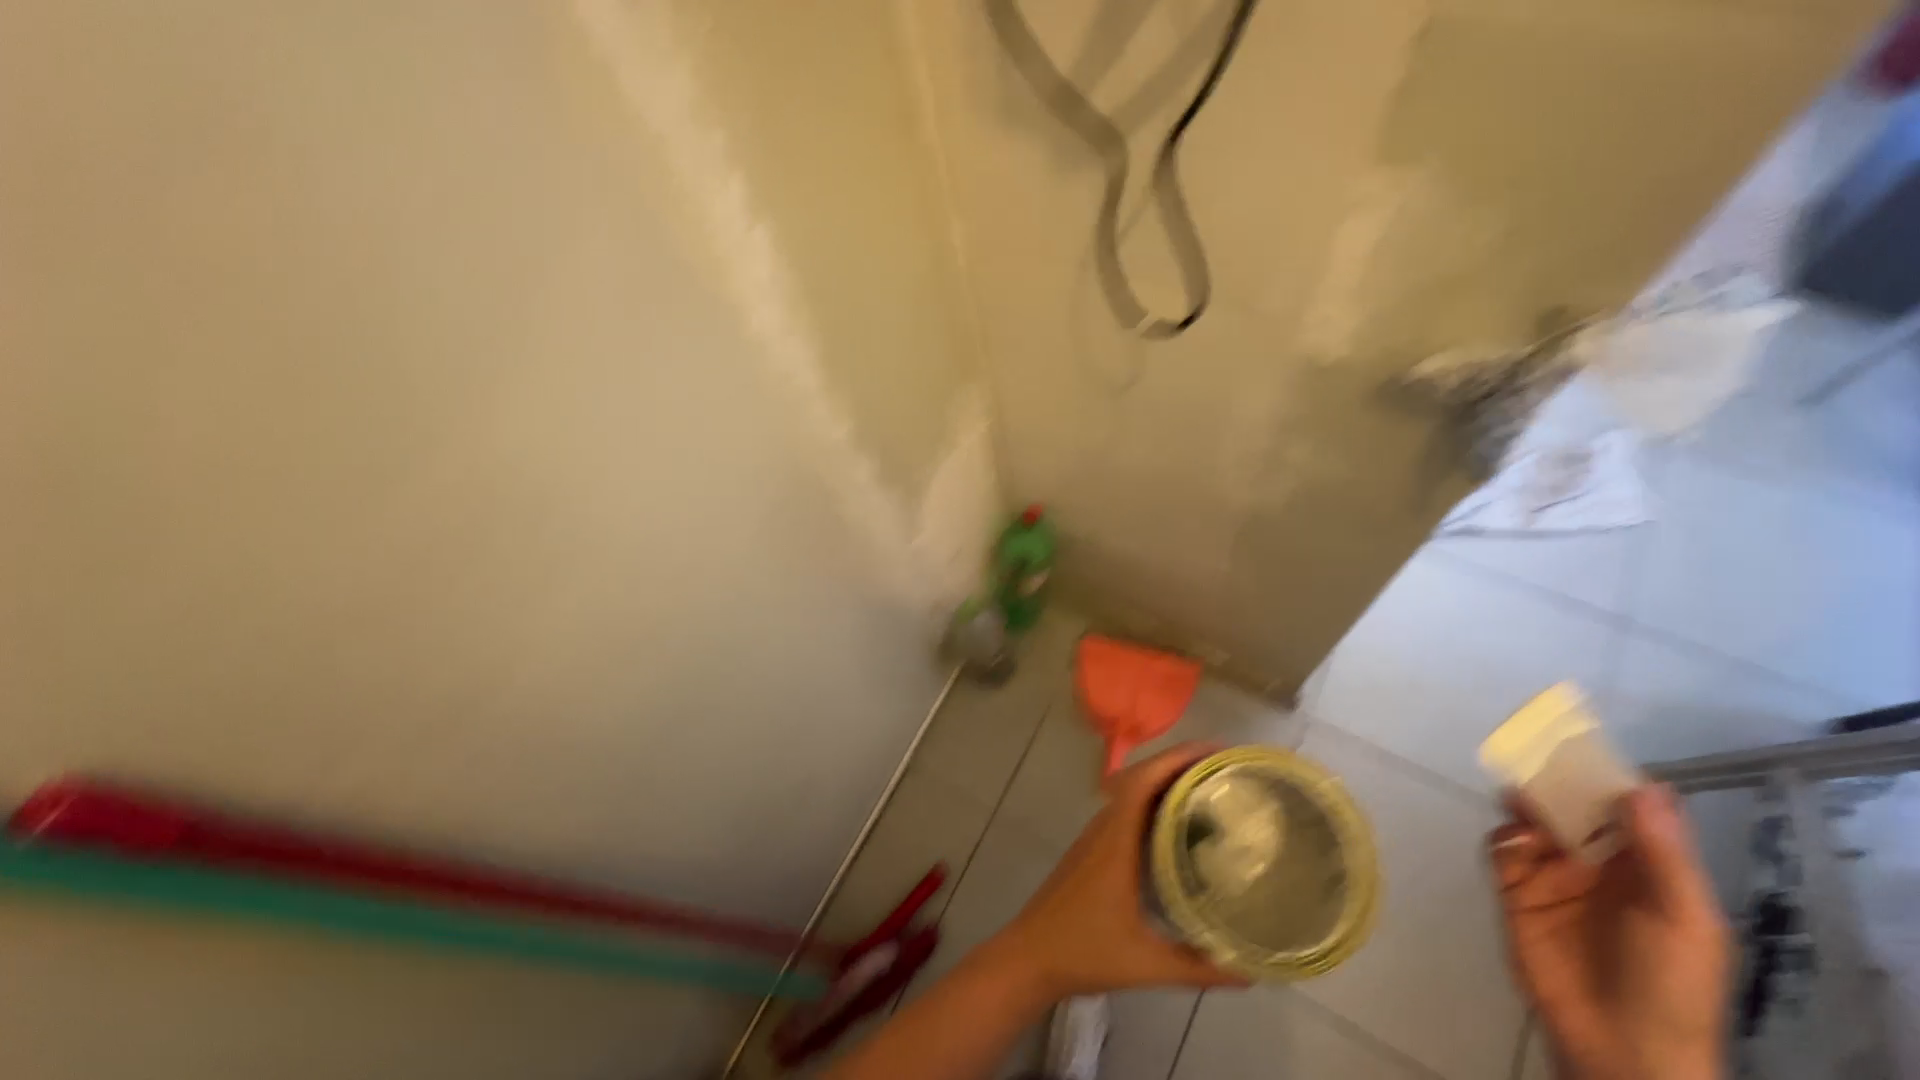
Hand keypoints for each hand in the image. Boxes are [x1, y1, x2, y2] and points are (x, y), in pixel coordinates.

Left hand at [987, 742, 1250, 1000]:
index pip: (1143, 780)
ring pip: (1132, 796)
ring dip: (1167, 785)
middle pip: (1141, 779)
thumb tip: (1254, 973)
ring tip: (1212, 793)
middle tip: (1226, 771)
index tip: (1217, 753)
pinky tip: (1178, 831)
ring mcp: (1094, 840)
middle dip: (1181, 766)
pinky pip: (1126, 814)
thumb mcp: (1146, 964)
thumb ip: (1200, 969)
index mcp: (1116, 841)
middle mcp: (1104, 830)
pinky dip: (1154, 808)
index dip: (1177, 758)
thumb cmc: (1082, 952)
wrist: (1028, 959)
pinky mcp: (1091, 853)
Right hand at [1489, 785, 1730, 1079]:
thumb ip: (1664, 854)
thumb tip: (1644, 785)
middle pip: (1575, 807)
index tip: (1589, 750)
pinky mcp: (1517, 894)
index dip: (1610, 778)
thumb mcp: (1685, 918)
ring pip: (1535, 823)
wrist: (1621, 1047)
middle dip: (1558, 782)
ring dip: (1527, 805)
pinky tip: (1514, 840)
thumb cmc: (1671, 983)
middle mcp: (1600, 864)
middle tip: (1539, 758)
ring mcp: (1556, 878)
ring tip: (1520, 798)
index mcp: (1649, 866)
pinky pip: (1503, 852)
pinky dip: (1503, 837)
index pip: (1628, 808)